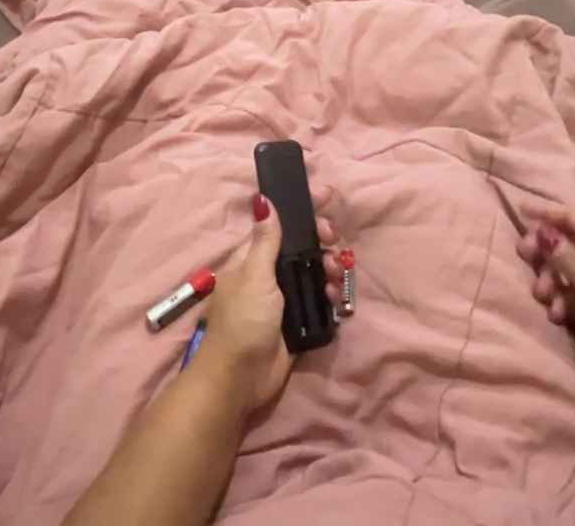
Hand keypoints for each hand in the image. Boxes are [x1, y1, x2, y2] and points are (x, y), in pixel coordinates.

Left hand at [197, 186, 342, 415]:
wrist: (240, 378)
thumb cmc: (243, 320)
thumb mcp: (254, 275)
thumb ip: (265, 240)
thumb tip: (263, 198)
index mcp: (252, 257)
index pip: (279, 223)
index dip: (301, 208)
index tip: (326, 195)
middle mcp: (268, 273)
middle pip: (301, 245)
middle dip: (320, 238)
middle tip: (332, 240)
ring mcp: (283, 297)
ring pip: (313, 270)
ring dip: (328, 266)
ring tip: (334, 274)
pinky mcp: (297, 319)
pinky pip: (319, 297)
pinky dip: (330, 293)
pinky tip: (334, 297)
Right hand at [515, 203, 574, 388]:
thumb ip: (564, 253)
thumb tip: (545, 229)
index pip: (574, 214)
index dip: (547, 211)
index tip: (520, 209)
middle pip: (570, 239)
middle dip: (546, 248)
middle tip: (524, 255)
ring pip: (571, 267)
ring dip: (553, 277)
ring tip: (543, 296)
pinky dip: (565, 297)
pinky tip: (558, 315)